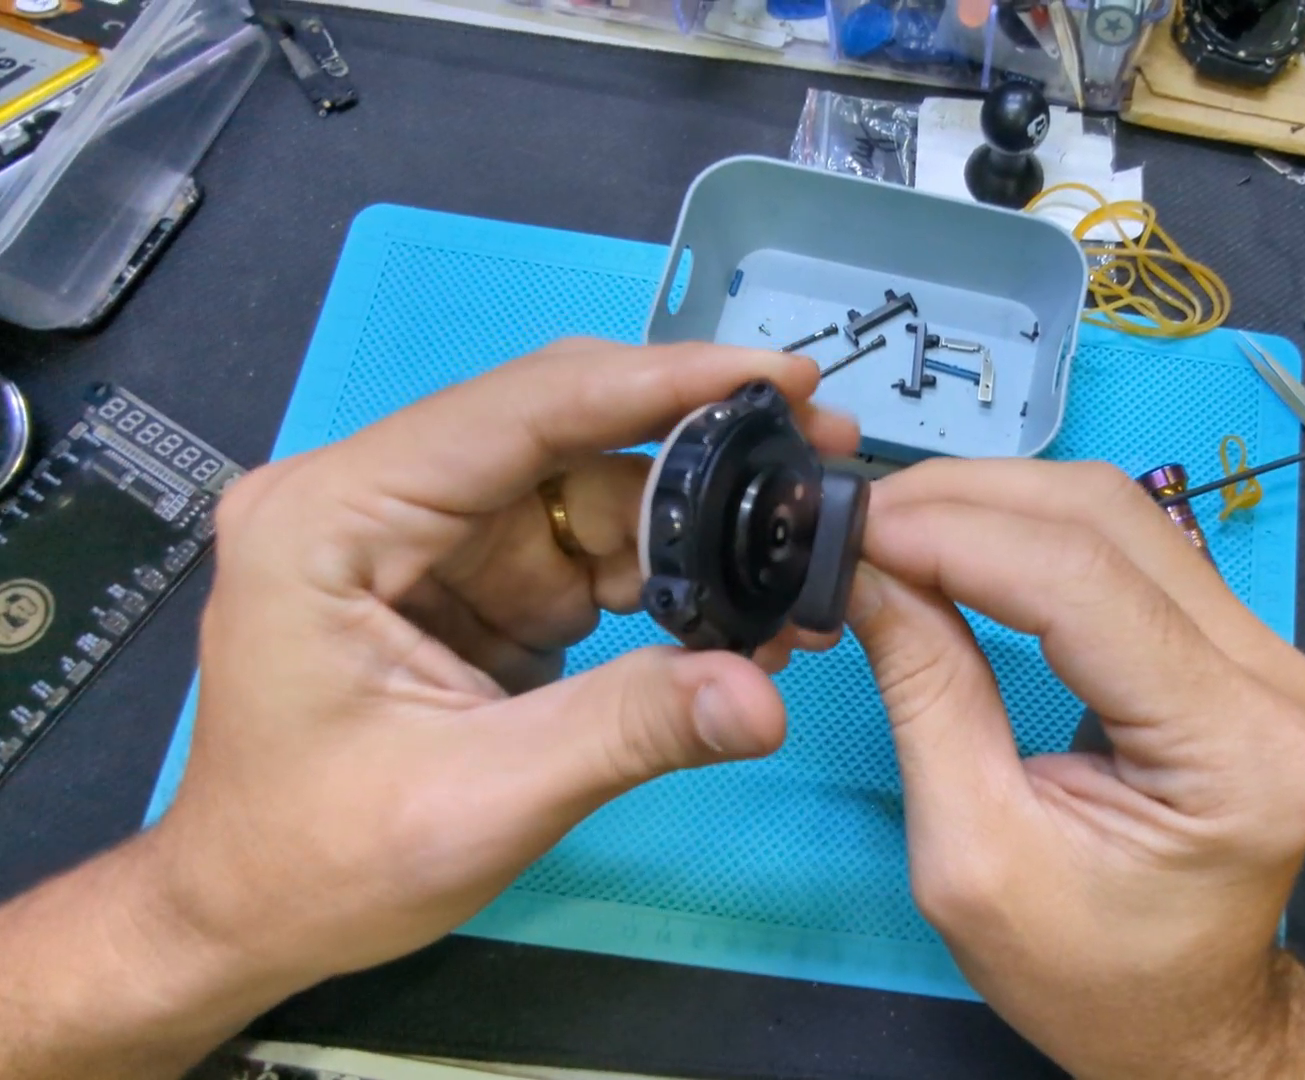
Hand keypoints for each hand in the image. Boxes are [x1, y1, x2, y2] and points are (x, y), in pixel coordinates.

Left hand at [150, 339, 855, 992]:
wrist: (263, 915)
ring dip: (712, 524)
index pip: (529, 408)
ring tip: (798, 557)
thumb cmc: (323, 862)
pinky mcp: (507, 575)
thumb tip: (770, 699)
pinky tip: (745, 609)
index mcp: (345, 513)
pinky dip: (690, 575)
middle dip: (708, 435)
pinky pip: (619, 548)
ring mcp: (461, 535)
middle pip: (582, 429)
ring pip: (615, 489)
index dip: (665, 382)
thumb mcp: (480, 801)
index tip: (785, 376)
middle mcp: (403, 496)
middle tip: (821, 441)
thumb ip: (630, 732)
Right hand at [846, 459, 1304, 1078]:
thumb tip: (870, 571)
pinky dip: (1031, 528)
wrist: (1180, 1010)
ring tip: (903, 520)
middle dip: (970, 498)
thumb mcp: (972, 854)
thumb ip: (927, 695)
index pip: (1083, 587)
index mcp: (1233, 753)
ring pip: (1118, 513)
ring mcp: (1262, 649)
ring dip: (998, 500)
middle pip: (1109, 520)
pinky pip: (1126, 547)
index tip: (858, 527)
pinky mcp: (1230, 642)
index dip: (959, 539)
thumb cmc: (1085, 971)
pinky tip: (966, 538)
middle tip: (867, 514)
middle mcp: (1272, 679)